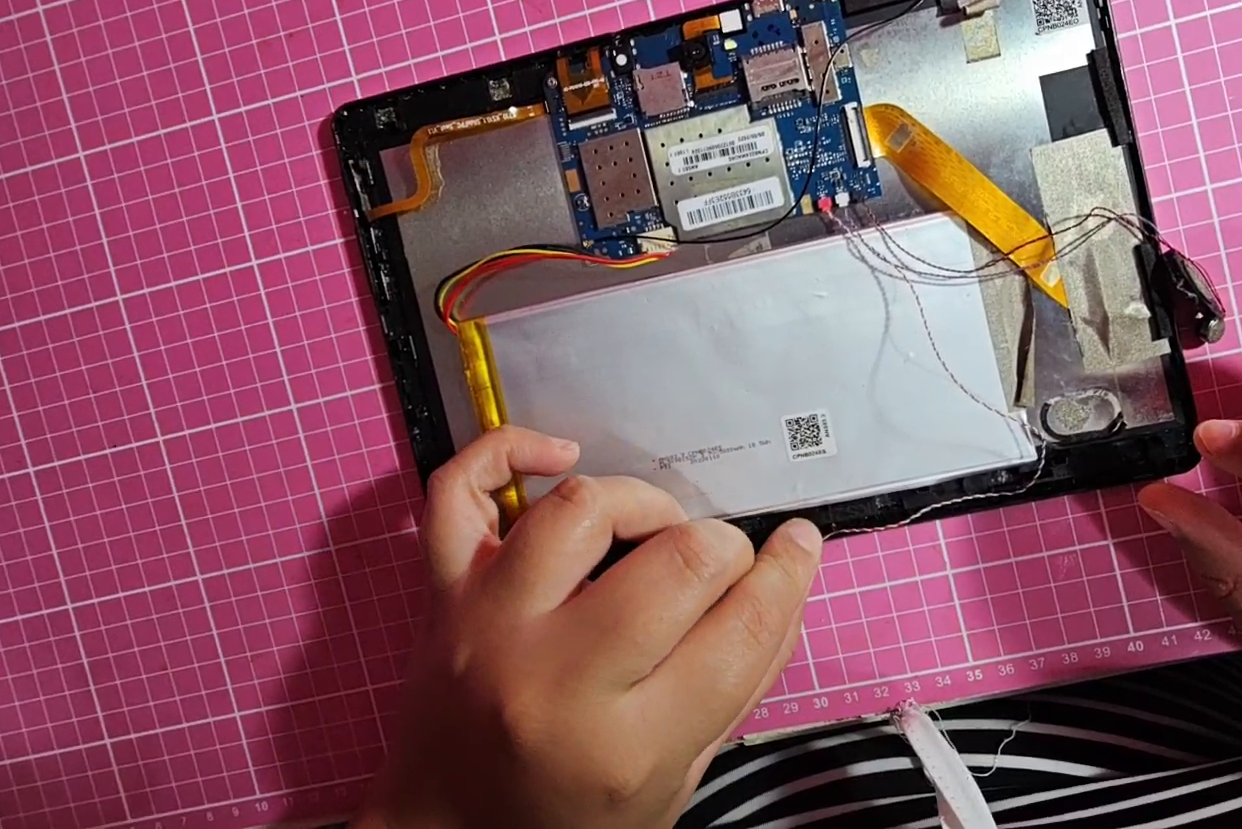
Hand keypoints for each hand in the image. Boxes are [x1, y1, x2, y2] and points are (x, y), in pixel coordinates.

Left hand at [353, 426, 822, 828]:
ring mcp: (488, 623)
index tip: (797, 545)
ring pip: (583, 507)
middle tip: (719, 563)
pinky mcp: (444, 589)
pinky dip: (510, 450)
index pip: (740, 632)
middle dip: (723, 548)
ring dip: (641, 503)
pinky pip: (461, 489)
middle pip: (678, 562)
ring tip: (652, 528)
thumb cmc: (568, 815)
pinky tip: (560, 457)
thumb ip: (740, 682)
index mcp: (625, 749)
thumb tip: (786, 582)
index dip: (786, 576)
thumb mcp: (674, 779)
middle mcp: (553, 680)